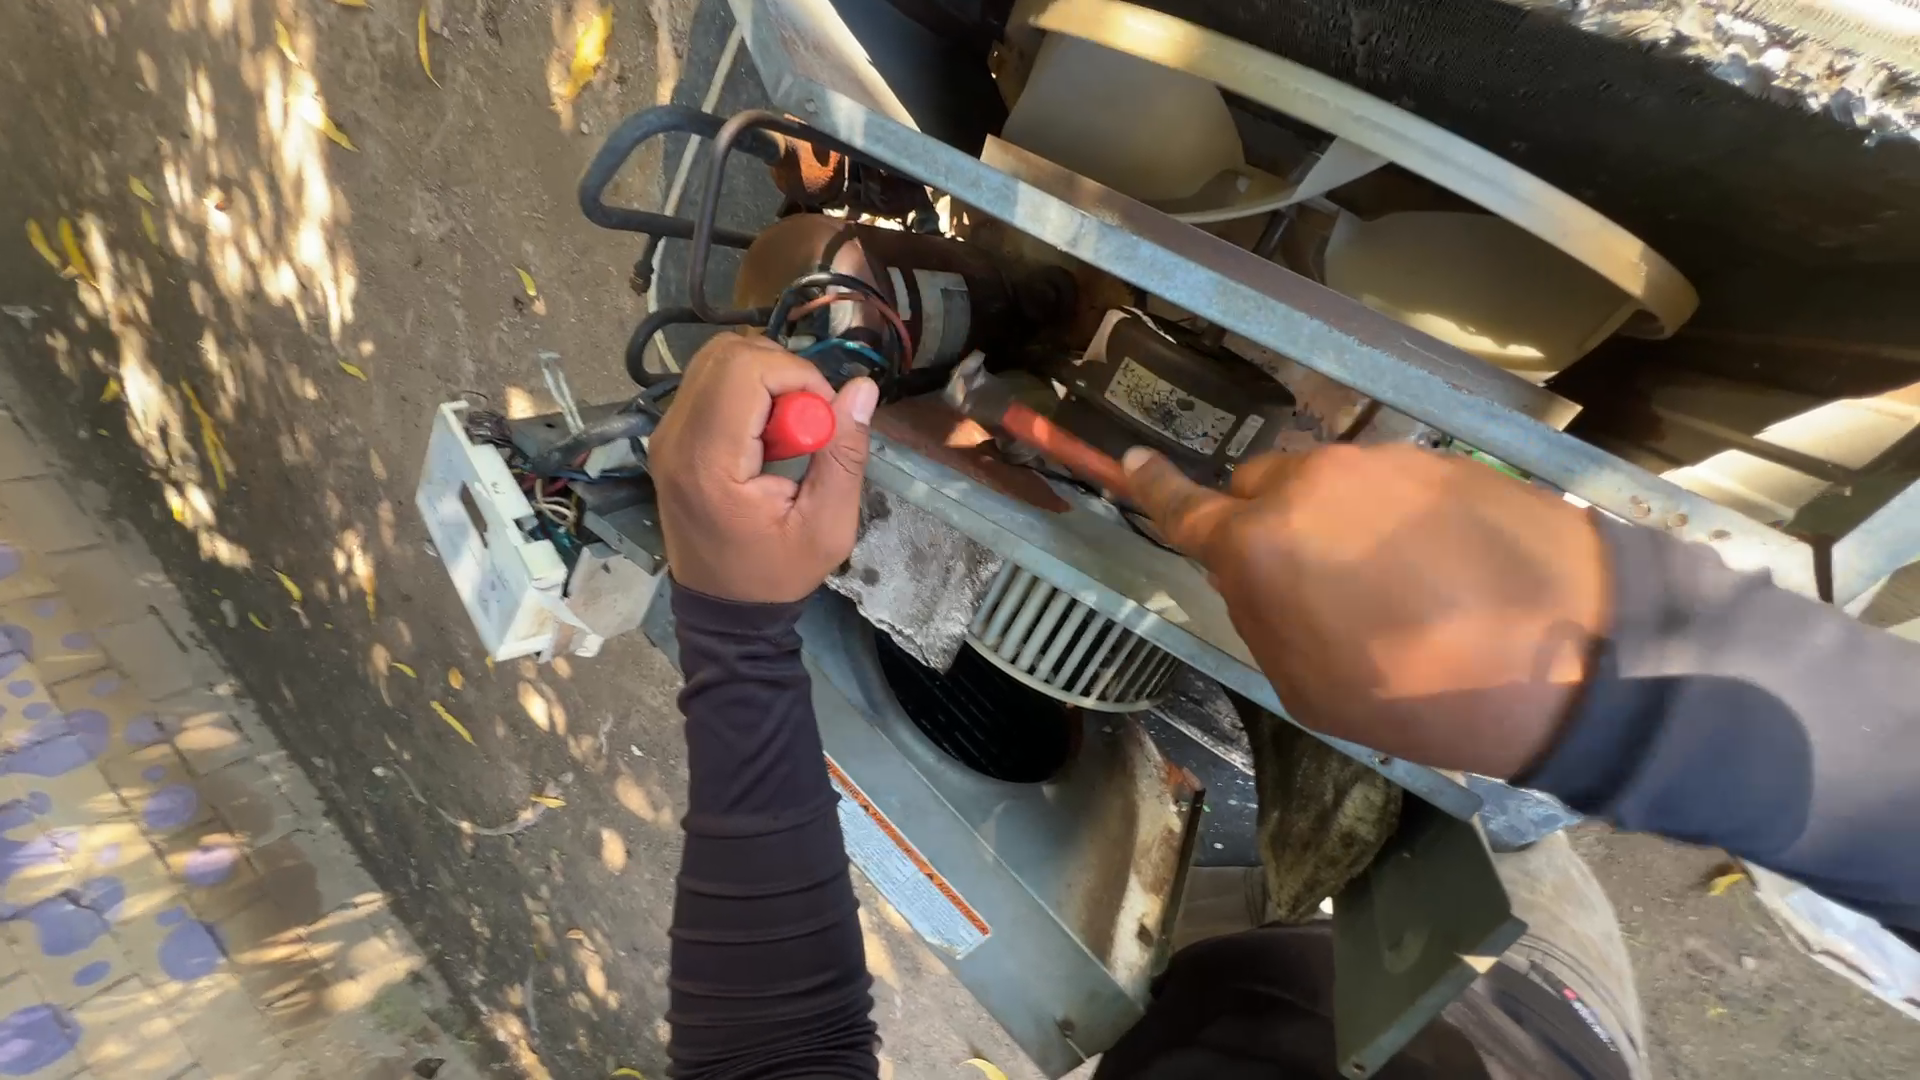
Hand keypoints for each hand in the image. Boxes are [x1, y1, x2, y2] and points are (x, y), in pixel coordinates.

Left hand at [648, 335, 878, 603]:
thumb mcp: (828, 527)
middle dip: (783, 371)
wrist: (724, 608)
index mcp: (709, 463)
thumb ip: (844, 455)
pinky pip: (709, 382)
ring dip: (767, 378)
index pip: (745, 370)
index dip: (798, 376)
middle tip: (809, 420)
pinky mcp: (670, 436)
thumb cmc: (777, 573)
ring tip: (789, 427)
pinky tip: (768, 432)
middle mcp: (674, 438)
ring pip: (717, 359)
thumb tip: (862, 388)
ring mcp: (665, 434)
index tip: (825, 418)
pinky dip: (748, 391)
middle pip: (728, 353)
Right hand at [1123, 443, 1609, 777]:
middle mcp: (1304, 487)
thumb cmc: (1419, 693)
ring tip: (1382, 571)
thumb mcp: (1304, 686)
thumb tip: (1254, 577)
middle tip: (1303, 571)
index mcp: (1258, 546)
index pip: (1183, 507)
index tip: (1131, 461)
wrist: (1580, 658)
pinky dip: (1379, 512)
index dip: (1152, 486)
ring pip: (1317, 480)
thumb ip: (1258, 617)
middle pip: (1254, 486)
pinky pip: (1377, 480)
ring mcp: (1372, 464)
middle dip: (1262, 521)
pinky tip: (1428, 557)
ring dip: (1324, 515)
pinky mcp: (1434, 459)